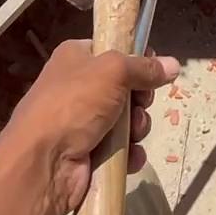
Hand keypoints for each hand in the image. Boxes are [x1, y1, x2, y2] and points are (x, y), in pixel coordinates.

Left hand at [4, 40, 179, 214]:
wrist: (41, 164)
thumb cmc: (74, 103)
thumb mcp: (113, 72)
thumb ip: (144, 67)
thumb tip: (173, 64)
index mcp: (76, 58)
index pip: (113, 50)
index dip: (136, 60)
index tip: (153, 70)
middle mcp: (76, 87)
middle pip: (124, 87)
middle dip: (139, 99)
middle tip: (141, 105)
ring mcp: (80, 122)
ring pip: (125, 119)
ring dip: (137, 128)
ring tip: (134, 135)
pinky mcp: (86, 153)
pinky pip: (119, 148)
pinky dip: (128, 152)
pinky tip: (131, 157)